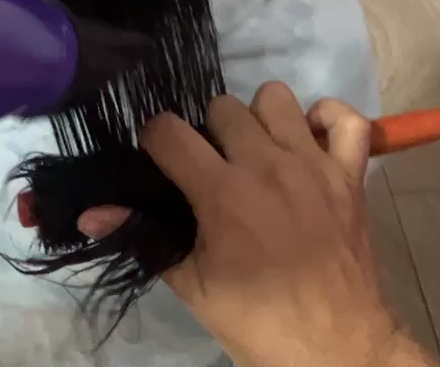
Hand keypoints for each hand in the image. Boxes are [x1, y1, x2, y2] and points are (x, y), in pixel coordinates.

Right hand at [82, 84, 435, 366]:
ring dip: (261, 120)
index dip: (155, 140)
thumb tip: (90, 212)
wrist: (338, 353)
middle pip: (221, 106)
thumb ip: (143, 236)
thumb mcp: (192, 285)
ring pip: (274, 97)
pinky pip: (345, 119)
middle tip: (214, 168)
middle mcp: (266, 166)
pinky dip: (327, 121)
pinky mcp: (349, 174)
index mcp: (222, 193)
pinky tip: (310, 143)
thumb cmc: (258, 321)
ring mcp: (312, 165)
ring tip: (260, 154)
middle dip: (209, 133)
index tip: (161, 160)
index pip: (168, 130)